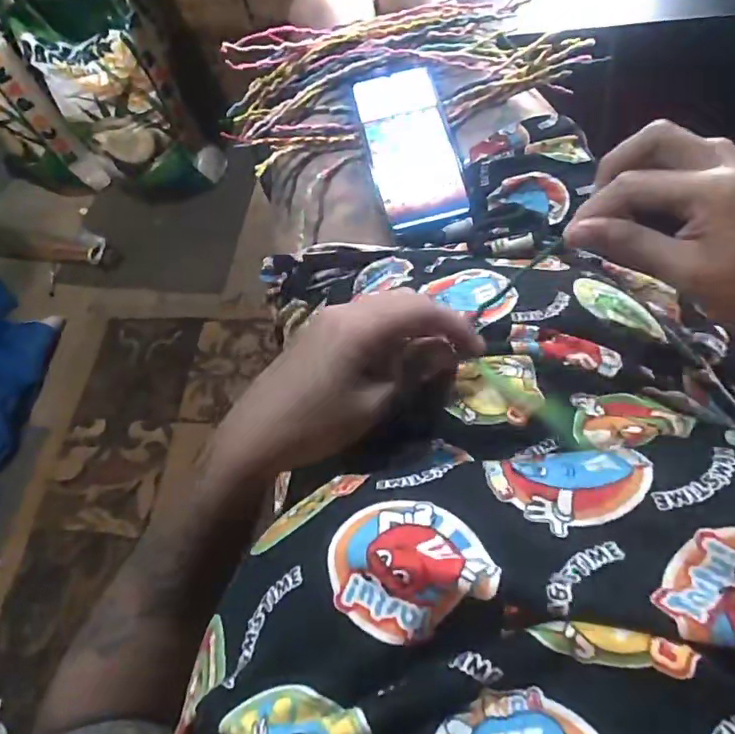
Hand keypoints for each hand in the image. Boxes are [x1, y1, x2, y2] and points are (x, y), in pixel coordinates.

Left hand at [203, 291, 480, 492]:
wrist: (255, 434)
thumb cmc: (317, 424)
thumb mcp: (374, 405)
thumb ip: (413, 372)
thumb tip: (445, 352)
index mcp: (360, 325)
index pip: (421, 309)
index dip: (456, 326)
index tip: (479, 350)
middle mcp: (345, 310)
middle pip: (403, 299)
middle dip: (437, 319)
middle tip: (461, 350)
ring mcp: (328, 317)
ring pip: (383, 306)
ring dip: (412, 323)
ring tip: (434, 353)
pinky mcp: (319, 329)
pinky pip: (365, 317)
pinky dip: (389, 329)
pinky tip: (396, 355)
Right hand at [564, 120, 734, 331]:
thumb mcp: (685, 273)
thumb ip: (630, 245)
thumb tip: (576, 231)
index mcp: (713, 188)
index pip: (635, 184)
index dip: (597, 208)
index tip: (572, 235)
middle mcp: (723, 162)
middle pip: (655, 137)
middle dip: (616, 164)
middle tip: (598, 201)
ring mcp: (733, 163)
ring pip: (672, 140)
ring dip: (638, 162)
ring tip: (619, 200)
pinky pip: (687, 153)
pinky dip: (659, 169)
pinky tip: (650, 200)